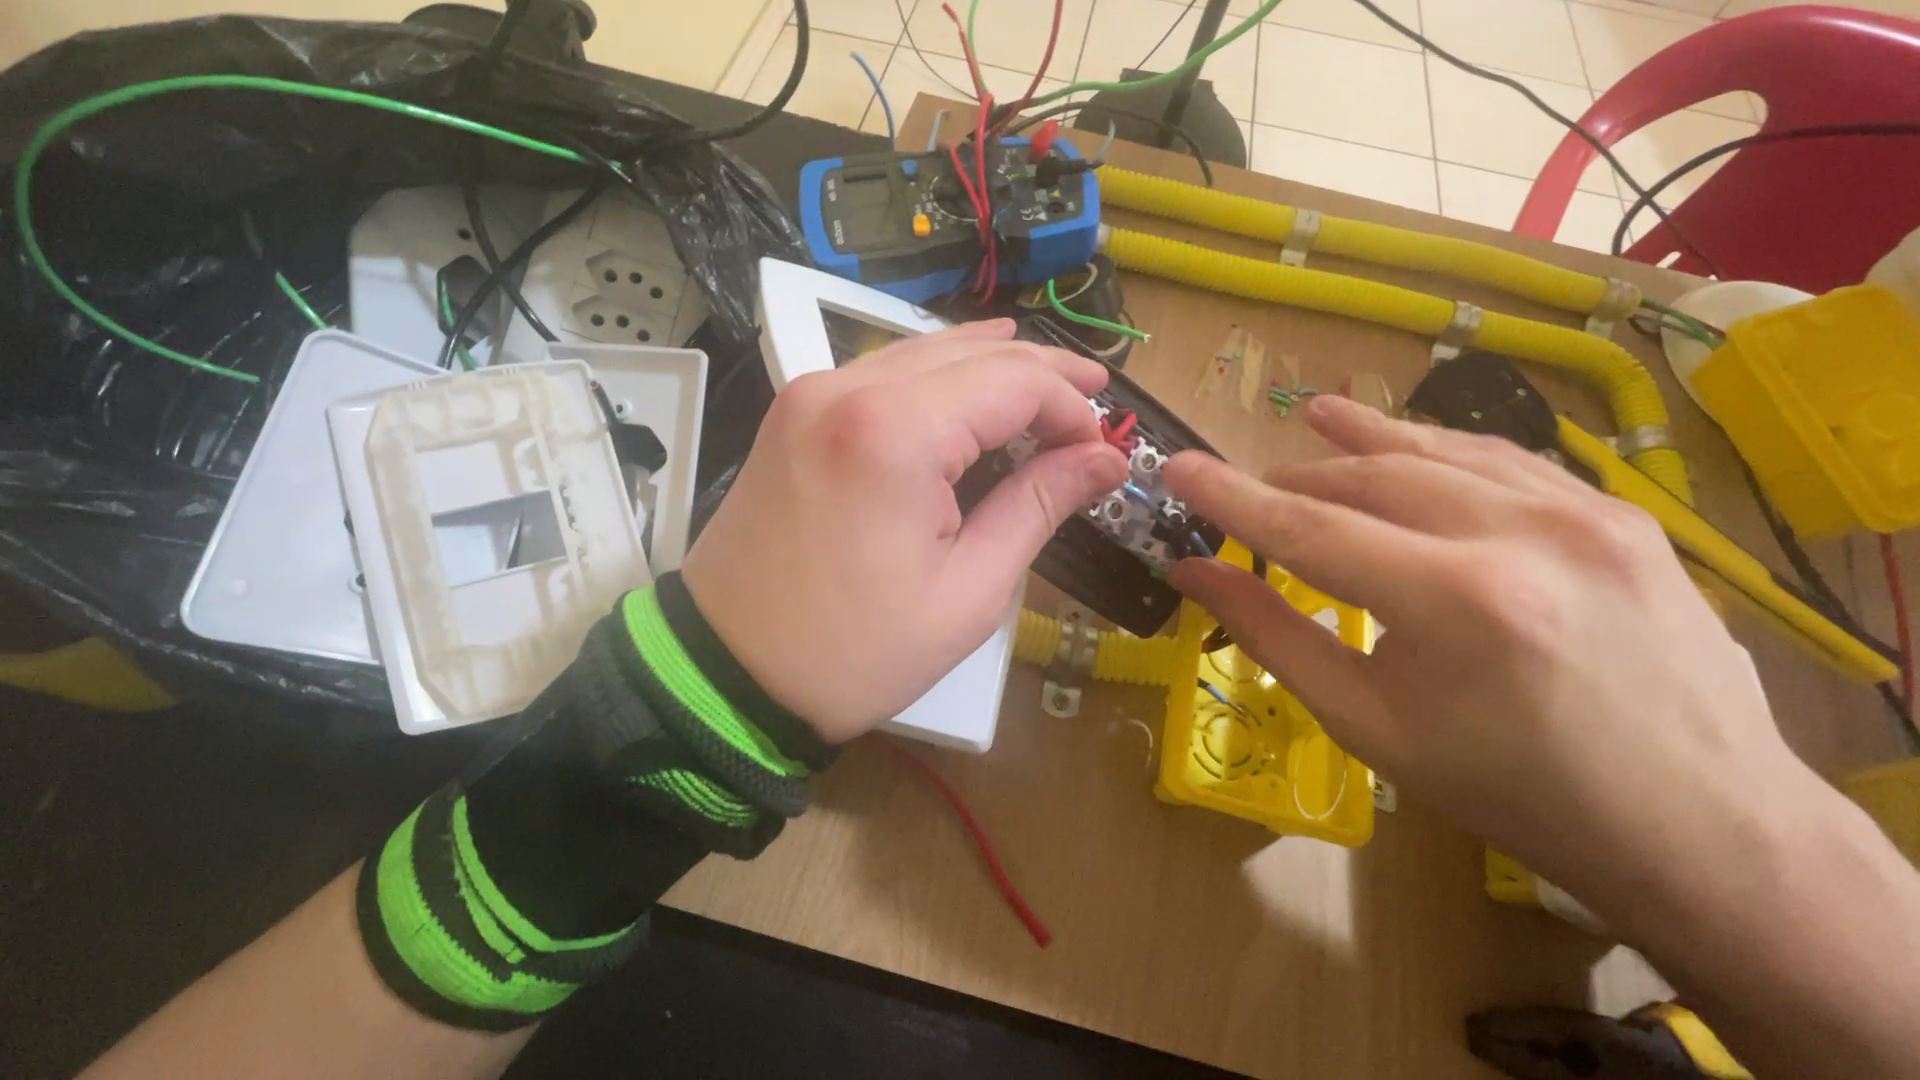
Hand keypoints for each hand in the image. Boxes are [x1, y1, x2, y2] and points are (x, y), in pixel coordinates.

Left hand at [682, 320, 1127, 742]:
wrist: (728, 674)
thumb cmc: (854, 650)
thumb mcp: (968, 591)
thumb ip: (1037, 505)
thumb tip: (1102, 460)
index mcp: (894, 431)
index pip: (1012, 382)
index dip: (1069, 408)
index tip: (1103, 449)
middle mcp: (847, 388)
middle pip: (971, 352)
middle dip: (1041, 373)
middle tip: (1095, 397)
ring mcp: (810, 394)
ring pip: (924, 351)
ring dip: (991, 367)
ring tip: (1048, 389)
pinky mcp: (794, 413)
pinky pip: (883, 374)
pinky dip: (937, 378)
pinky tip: (969, 388)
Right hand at [1162, 394, 1810, 911]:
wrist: (1694, 823)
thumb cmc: (1508, 788)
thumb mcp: (1369, 723)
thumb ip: (1273, 634)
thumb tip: (1193, 573)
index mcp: (1456, 603)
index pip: (1310, 529)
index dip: (1232, 497)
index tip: (1179, 468)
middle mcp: (1522, 535)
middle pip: (1371, 478)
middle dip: (1297, 479)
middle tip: (1250, 491)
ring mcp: (1585, 513)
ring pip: (1440, 452)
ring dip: (1366, 439)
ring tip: (1316, 417)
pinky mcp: (1620, 514)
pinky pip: (1506, 462)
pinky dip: (1441, 450)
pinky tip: (1410, 448)